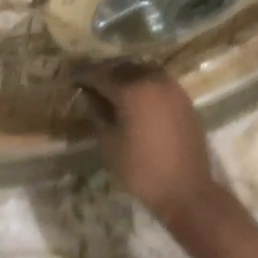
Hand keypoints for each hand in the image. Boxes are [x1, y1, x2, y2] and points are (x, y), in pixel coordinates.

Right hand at [78, 63, 217, 224]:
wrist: (185, 189)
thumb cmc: (140, 169)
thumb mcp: (109, 143)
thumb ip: (97, 114)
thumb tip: (88, 97)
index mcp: (132, 90)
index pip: (101, 75)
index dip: (84, 76)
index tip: (71, 79)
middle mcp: (154, 81)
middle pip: (124, 68)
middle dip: (106, 73)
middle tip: (90, 84)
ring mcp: (173, 89)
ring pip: (144, 72)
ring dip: (126, 77)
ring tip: (112, 90)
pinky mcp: (185, 101)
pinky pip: (159, 83)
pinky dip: (144, 85)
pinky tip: (135, 100)